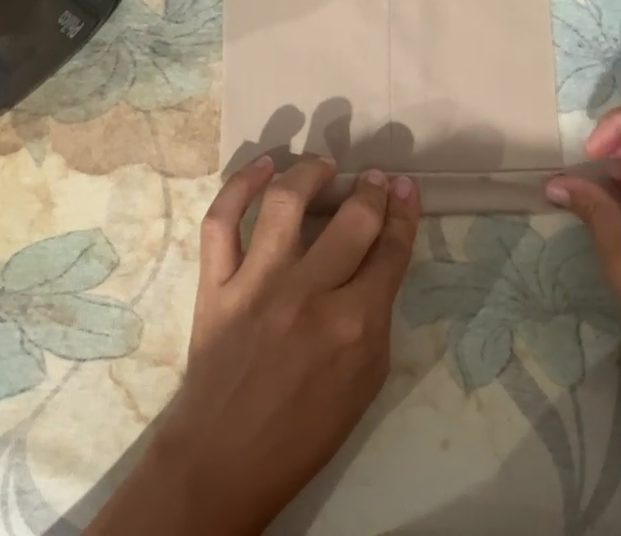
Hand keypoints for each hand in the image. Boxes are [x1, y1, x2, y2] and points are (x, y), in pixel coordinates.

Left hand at [88, 156, 420, 535]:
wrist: (225, 456)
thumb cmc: (305, 429)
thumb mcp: (366, 380)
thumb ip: (376, 315)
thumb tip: (379, 259)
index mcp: (356, 325)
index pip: (390, 250)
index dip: (404, 213)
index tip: (405, 189)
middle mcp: (309, 295)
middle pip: (352, 220)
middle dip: (372, 191)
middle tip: (375, 178)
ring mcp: (257, 285)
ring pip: (286, 204)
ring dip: (310, 173)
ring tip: (324, 164)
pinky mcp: (214, 284)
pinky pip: (221, 222)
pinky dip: (239, 186)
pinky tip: (263, 167)